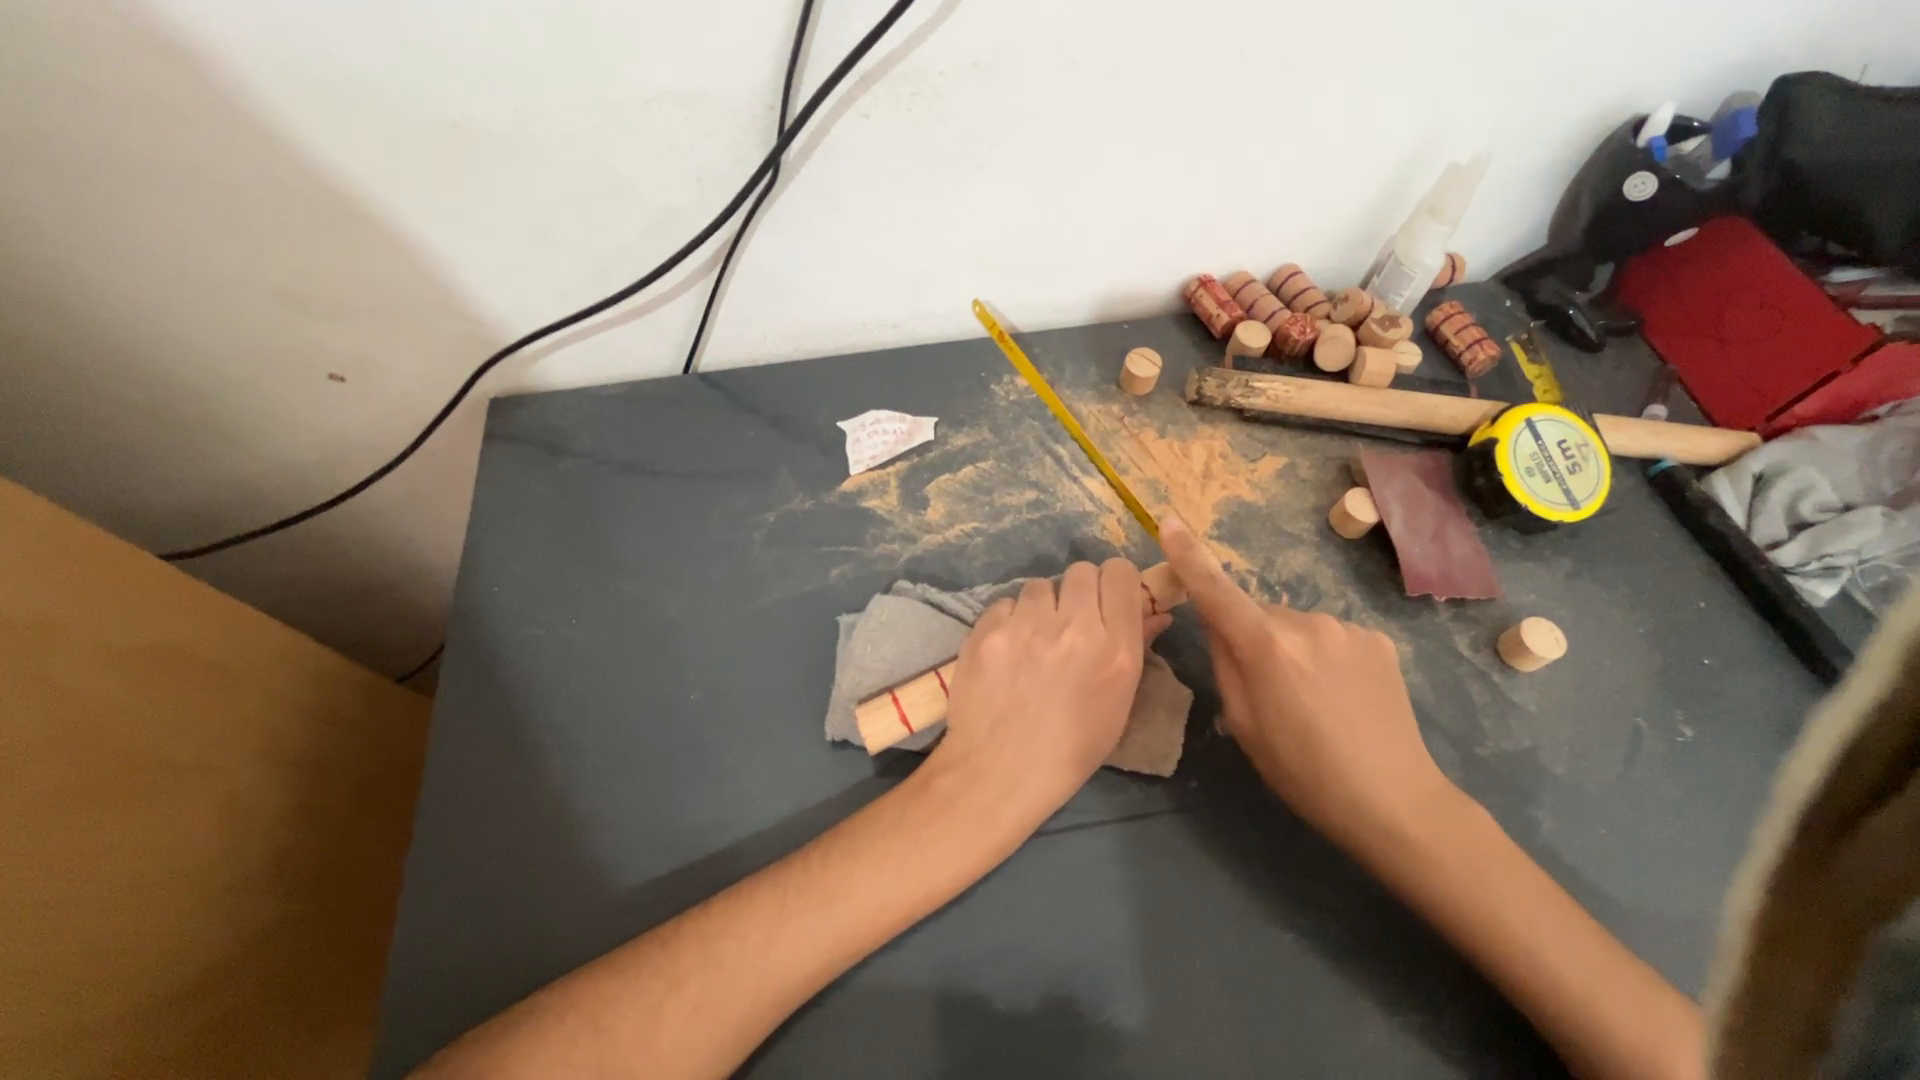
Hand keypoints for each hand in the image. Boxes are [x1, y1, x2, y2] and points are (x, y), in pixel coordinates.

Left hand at [927, 559, 1161, 826]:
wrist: (998, 773)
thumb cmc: (1069, 750)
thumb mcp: (1117, 706)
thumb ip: (1136, 650)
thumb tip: (1156, 614)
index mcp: (1115, 650)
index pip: (1120, 574)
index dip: (1115, 582)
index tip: (1108, 599)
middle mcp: (1073, 628)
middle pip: (1081, 570)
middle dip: (1079, 590)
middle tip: (1071, 619)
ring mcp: (1025, 626)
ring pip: (1040, 585)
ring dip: (1042, 605)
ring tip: (1035, 638)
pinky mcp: (987, 631)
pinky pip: (1005, 603)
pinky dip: (1009, 620)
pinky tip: (1007, 650)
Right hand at [1157, 515, 1453, 848]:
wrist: (1393, 799)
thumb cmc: (1302, 772)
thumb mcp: (1243, 724)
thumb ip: (1225, 664)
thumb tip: (1218, 624)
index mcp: (1265, 648)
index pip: (1216, 591)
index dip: (1190, 556)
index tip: (1169, 521)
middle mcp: (1305, 623)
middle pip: (1257, 614)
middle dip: (1251, 638)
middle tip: (1266, 691)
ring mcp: (1346, 628)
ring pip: (1294, 625)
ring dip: (1289, 648)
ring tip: (1311, 700)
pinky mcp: (1376, 638)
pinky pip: (1329, 635)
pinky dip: (1322, 655)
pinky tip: (1340, 696)